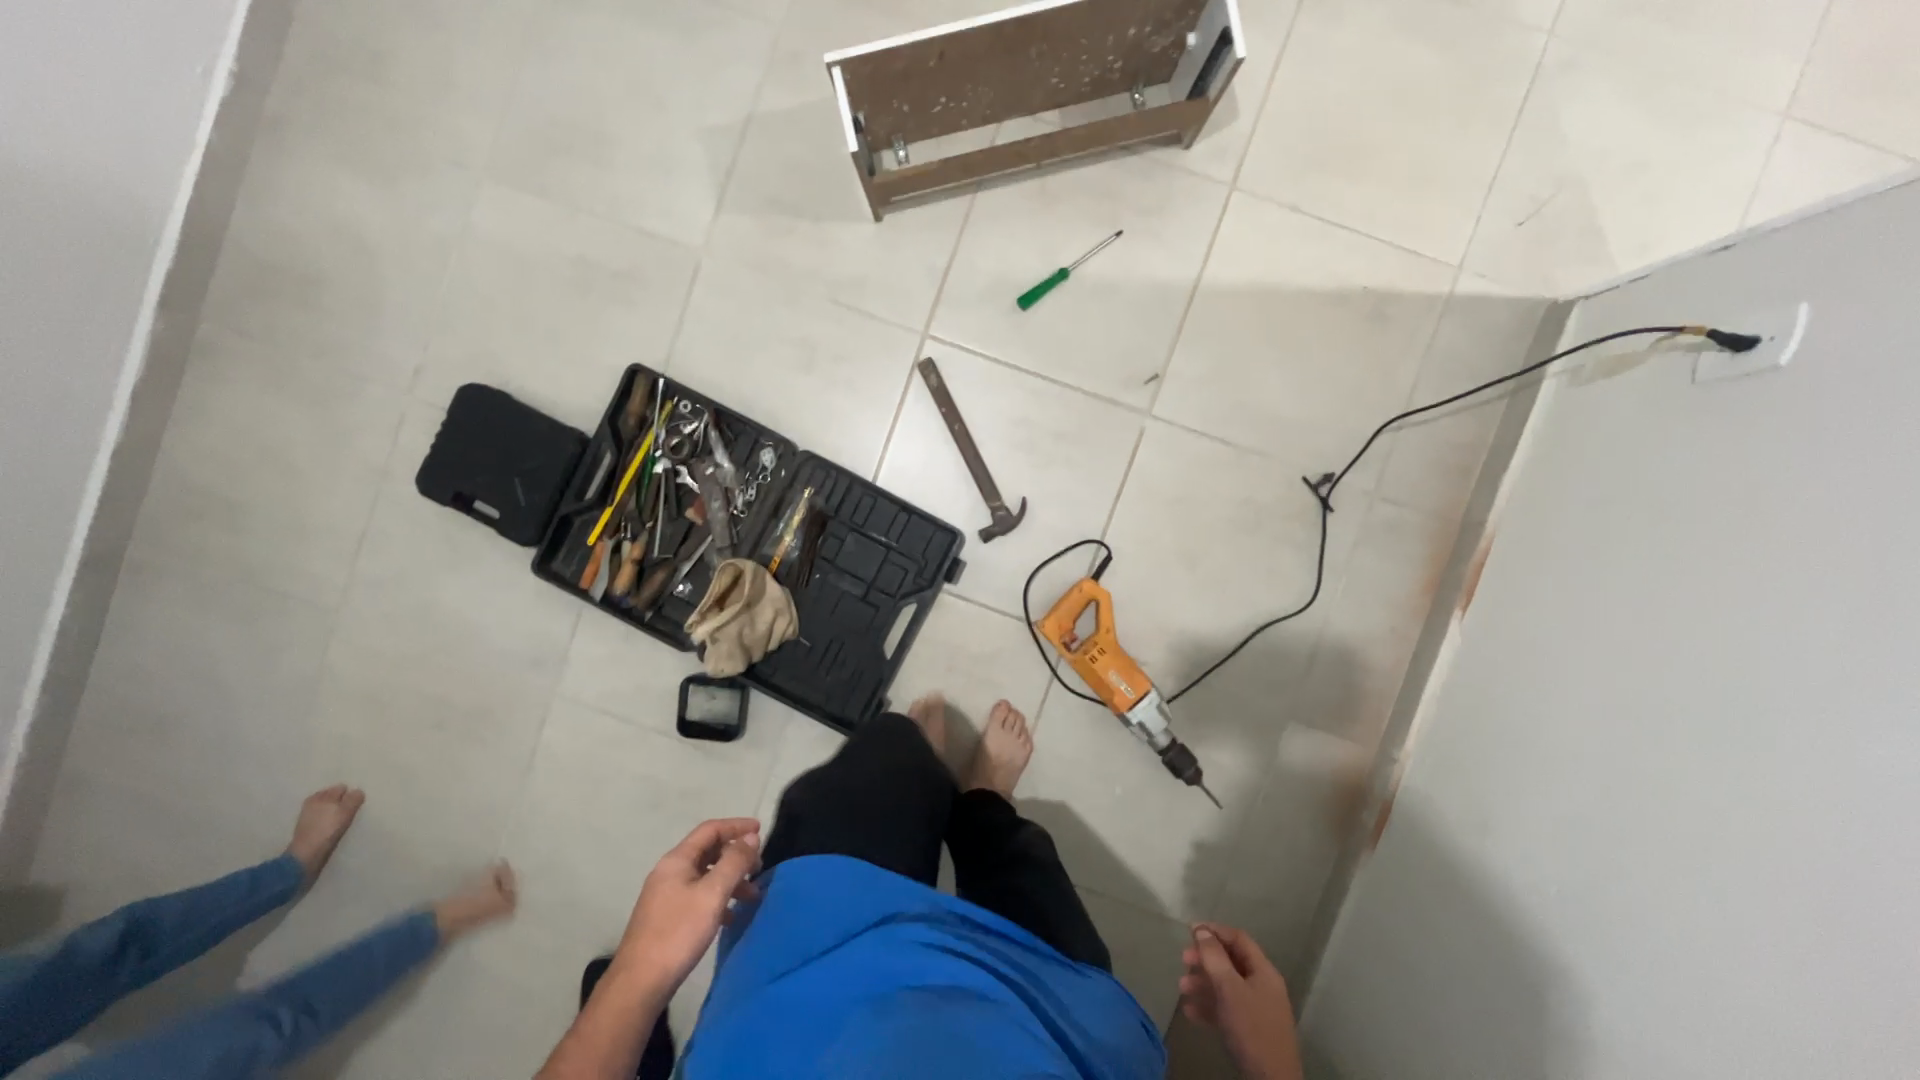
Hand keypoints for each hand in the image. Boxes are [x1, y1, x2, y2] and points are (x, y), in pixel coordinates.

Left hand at [615, 818, 761, 992]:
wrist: (640, 982)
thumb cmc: (678, 933)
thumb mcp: (712, 894)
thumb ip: (734, 862)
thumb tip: (751, 836)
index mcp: (677, 860)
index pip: (710, 830)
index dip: (736, 826)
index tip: (761, 830)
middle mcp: (669, 872)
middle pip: (708, 851)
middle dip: (736, 855)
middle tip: (759, 868)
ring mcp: (666, 895)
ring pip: (705, 876)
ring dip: (730, 880)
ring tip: (752, 896)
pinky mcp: (667, 917)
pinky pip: (698, 896)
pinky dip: (718, 898)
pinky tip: (730, 917)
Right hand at [1180, 922, 1302, 1079]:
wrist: (1271, 1078)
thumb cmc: (1251, 1027)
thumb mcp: (1229, 988)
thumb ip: (1214, 957)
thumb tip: (1201, 931)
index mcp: (1263, 971)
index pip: (1239, 939)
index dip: (1215, 931)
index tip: (1190, 931)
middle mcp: (1262, 985)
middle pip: (1231, 962)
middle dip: (1205, 959)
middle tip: (1183, 960)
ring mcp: (1257, 1008)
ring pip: (1226, 986)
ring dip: (1203, 983)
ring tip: (1182, 988)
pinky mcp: (1250, 1028)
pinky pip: (1227, 1008)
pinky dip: (1209, 1006)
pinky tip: (1190, 1011)